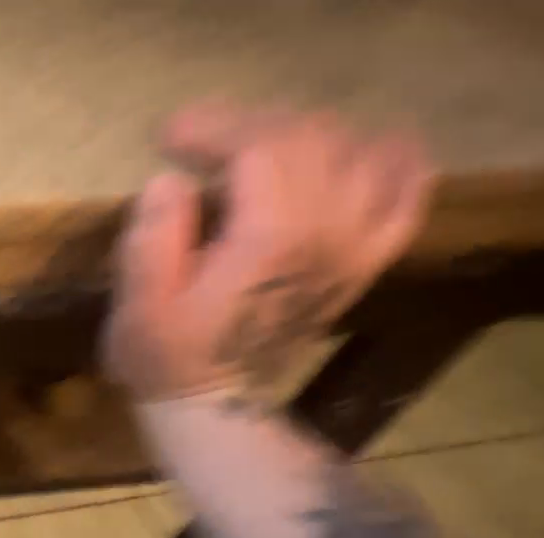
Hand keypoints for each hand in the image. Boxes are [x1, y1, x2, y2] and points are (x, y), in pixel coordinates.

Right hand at [104, 104, 433, 401]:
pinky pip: (406, 194)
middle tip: (201, 142)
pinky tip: (367, 150)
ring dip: (304, 135)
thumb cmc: (165, 358)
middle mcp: (328, 231)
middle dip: (249, 125)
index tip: (168, 135)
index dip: (213, 128)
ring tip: (255, 149)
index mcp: (269, 240)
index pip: (260, 148)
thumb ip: (151, 241)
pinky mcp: (365, 258)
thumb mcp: (137, 307)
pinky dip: (395, 161)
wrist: (213, 406)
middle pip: (308, 138)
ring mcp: (355, 245)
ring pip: (354, 151)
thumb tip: (169, 182)